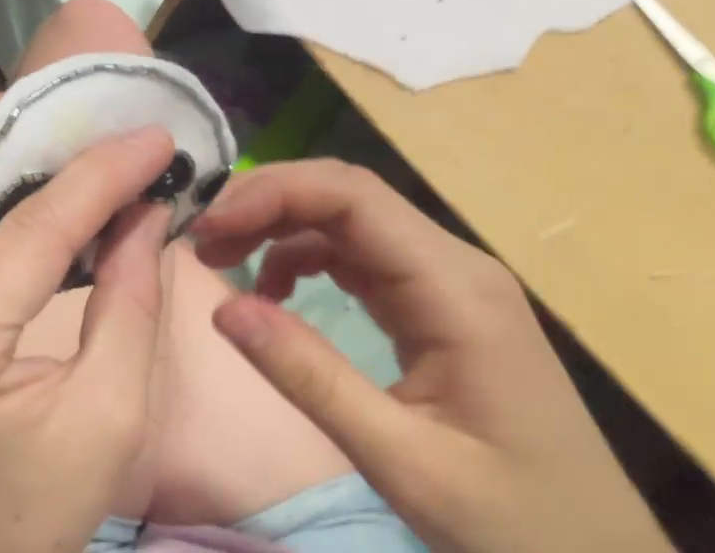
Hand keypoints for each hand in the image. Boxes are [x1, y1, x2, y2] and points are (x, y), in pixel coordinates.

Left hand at [0, 128, 175, 552]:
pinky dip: (5, 202)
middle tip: (127, 134)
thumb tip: (146, 210)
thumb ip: (130, 303)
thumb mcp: (110, 416)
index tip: (154, 136)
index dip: (98, 175)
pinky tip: (55, 192)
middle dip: (60, 160)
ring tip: (101, 154)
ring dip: (31, 174)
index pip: (32, 229)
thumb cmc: (38, 500)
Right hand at [189, 161, 672, 552]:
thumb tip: (221, 305)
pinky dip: (302, 256)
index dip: (270, 194)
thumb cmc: (514, 522)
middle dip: (264, 202)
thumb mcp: (402, 462)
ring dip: (277, 226)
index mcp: (455, 290)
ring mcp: (448, 284)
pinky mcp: (437, 306)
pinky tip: (273, 289)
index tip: (205, 226)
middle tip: (199, 238)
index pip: (351, 197)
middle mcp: (454, 267)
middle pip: (345, 195)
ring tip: (219, 258)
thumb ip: (309, 378)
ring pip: (347, 219)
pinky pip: (358, 254)